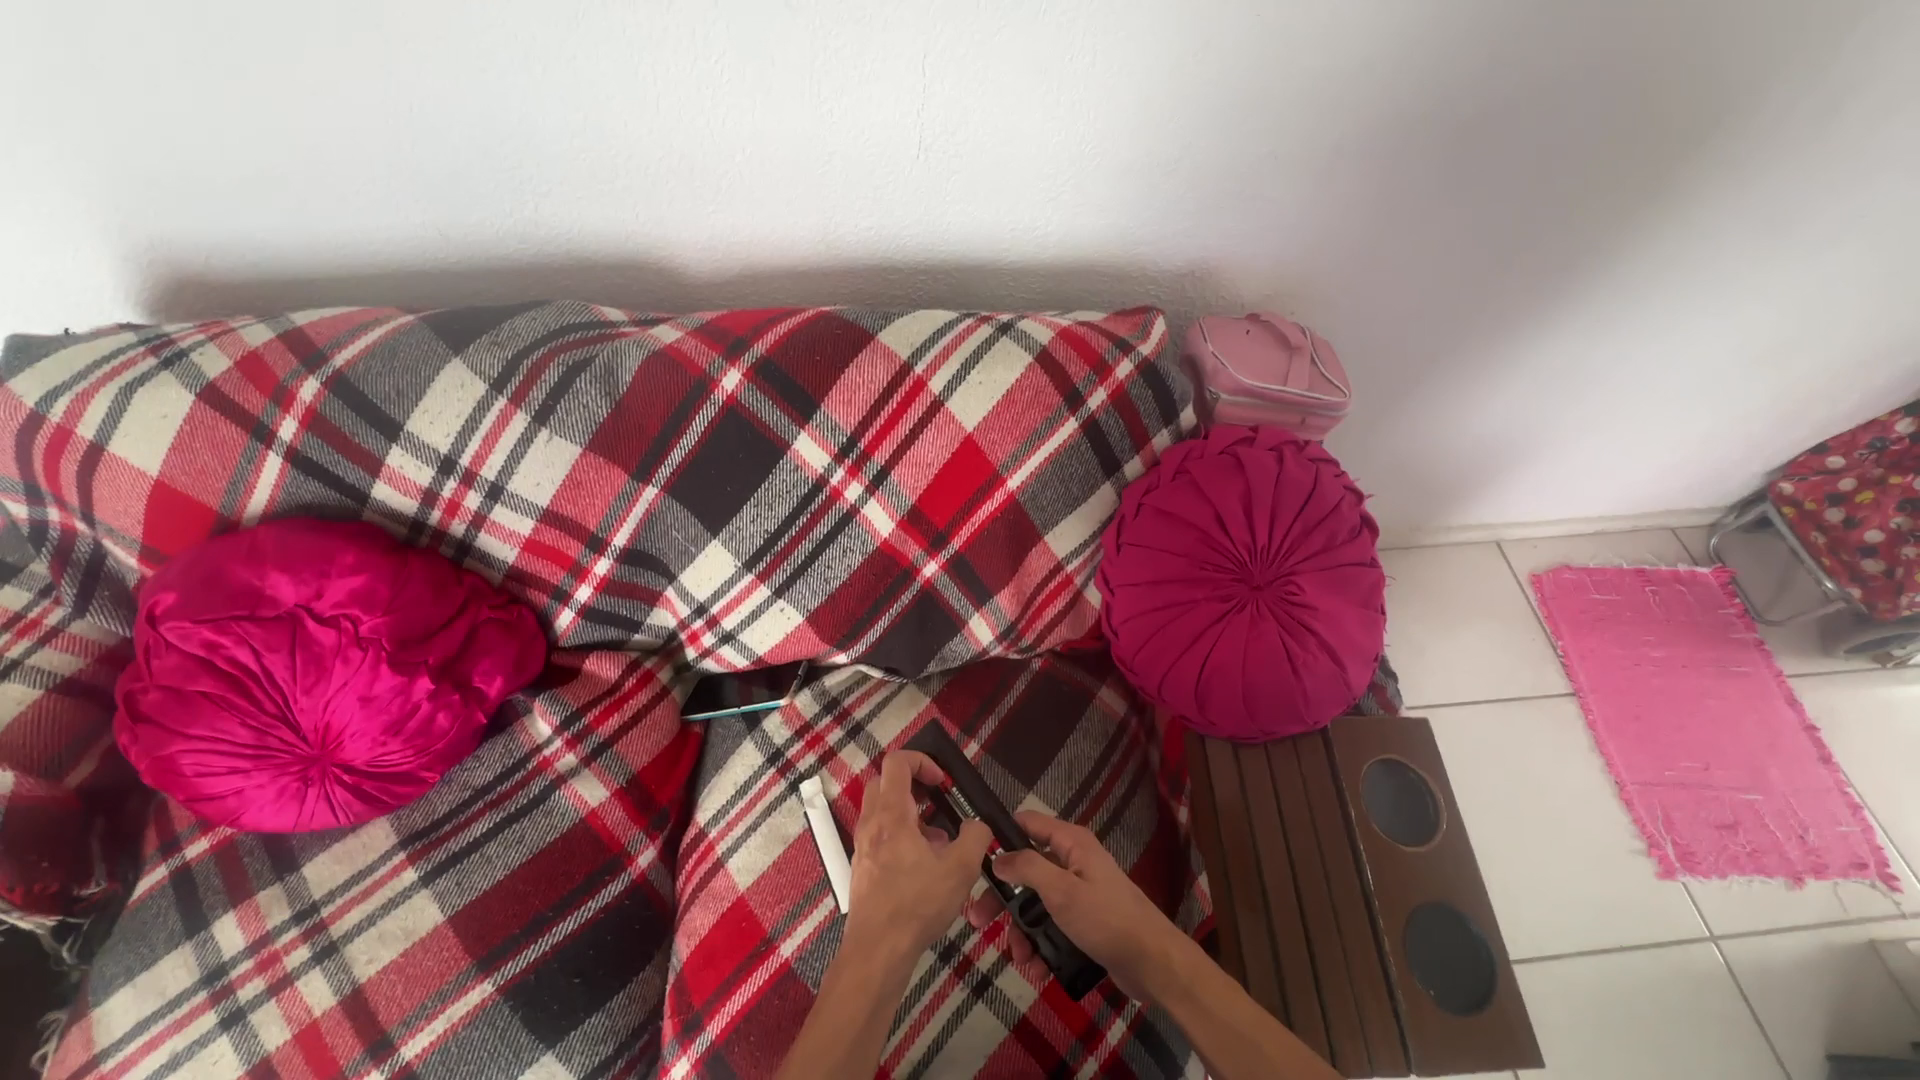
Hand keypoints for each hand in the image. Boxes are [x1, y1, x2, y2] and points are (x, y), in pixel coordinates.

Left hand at [843, 751, 993, 961]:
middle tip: (937, 803)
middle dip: (912, 785)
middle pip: (883, 782)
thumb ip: (975, 837)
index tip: (943, 783)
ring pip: (881, 811)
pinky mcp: (862, 868)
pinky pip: (879, 837)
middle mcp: (871, 824)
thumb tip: (976, 825)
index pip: (897, 763)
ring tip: (937, 842)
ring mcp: (862, 847)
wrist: (878, 949)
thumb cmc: (918, 903)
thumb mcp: (961, 868)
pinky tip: (923, 867)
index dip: (922, 762)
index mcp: (892, 814)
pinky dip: (900, 838)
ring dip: (908, 814)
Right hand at [964, 810, 1191, 1000]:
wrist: (1152, 963)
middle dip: (1003, 899)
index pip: (1027, 823)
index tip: (973, 856)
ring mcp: (1079, 892)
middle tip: (977, 921)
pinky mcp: (1084, 921)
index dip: (1000, 835)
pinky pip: (1052, 927)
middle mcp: (1074, 862)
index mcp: (1071, 844)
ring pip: (1036, 904)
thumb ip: (1027, 868)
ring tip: (1019, 959)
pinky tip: (1038, 969)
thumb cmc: (1105, 919)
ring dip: (1023, 931)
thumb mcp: (1061, 891)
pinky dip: (1042, 945)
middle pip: (1026, 871)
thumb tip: (997, 855)